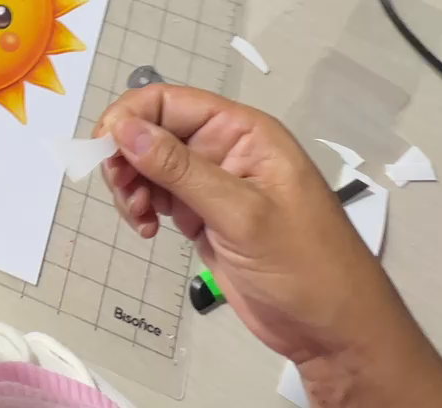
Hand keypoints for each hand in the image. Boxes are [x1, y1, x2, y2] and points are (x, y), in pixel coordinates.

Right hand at [96, 86, 441, 407]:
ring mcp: (211, 181)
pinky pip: (155, 192)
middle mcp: (224, 148)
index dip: (131, 116)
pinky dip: (140, 205)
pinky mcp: (202, 211)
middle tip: (119, 189)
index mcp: (243, 132)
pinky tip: (145, 228)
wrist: (337, 339)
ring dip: (131, 184)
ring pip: (147, 161)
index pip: (171, 102)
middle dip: (127, 156)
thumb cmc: (307, 269)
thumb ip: (179, 168)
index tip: (103, 147)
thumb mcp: (241, 214)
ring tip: (137, 216)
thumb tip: (123, 128)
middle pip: (152, 130)